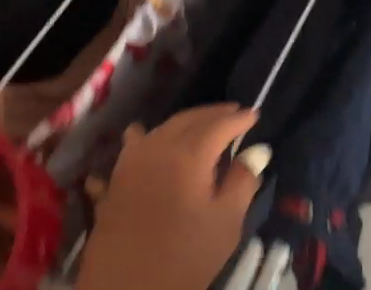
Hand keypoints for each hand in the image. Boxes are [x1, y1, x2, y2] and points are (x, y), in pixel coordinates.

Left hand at [75, 104, 266, 289]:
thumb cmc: (183, 258)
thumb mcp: (225, 223)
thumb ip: (243, 181)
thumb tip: (257, 150)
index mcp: (189, 154)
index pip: (219, 125)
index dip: (239, 119)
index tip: (254, 115)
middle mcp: (158, 148)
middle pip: (187, 119)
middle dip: (212, 114)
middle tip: (232, 113)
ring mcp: (130, 164)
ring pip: (158, 129)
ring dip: (180, 124)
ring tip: (194, 127)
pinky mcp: (113, 184)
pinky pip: (128, 151)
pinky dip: (140, 141)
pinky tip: (140, 143)